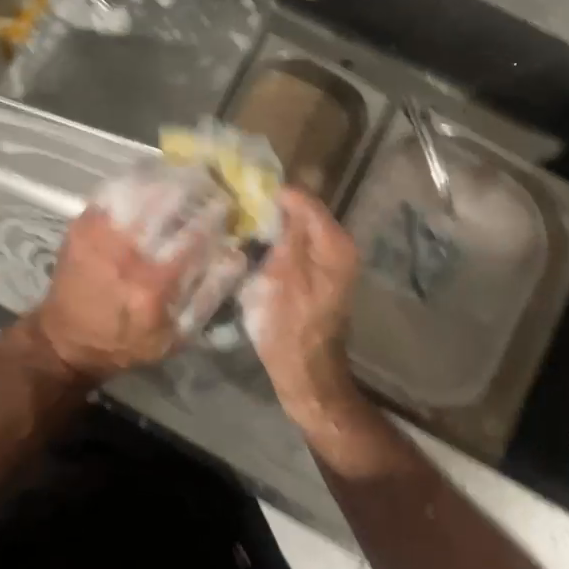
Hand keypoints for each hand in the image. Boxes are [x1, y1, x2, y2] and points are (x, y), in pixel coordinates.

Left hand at [27, 179, 234, 381]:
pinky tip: (154, 177)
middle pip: (169, 201)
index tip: (230, 204)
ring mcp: (101, 233)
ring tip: (186, 173)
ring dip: (169, 176)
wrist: (67, 339)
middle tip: (211, 181)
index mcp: (155, 284)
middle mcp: (127, 253)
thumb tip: (235, 254)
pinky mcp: (83, 222)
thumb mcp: (177, 335)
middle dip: (197, 186)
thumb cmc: (128, 341)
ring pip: (142, 187)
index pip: (196, 233)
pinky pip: (115, 188)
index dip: (218, 213)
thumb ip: (209, 295)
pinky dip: (139, 178)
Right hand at [242, 188, 364, 432]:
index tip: (236, 192)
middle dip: (267, 207)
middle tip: (230, 205)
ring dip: (267, 225)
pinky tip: (248, 246)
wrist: (305, 376)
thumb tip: (278, 194)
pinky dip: (273, 242)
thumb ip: (284, 232)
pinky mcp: (316, 274)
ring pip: (294, 228)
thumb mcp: (281, 277)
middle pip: (299, 211)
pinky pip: (293, 245)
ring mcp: (328, 261)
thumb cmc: (290, 329)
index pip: (301, 198)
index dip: (269, 193)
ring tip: (234, 222)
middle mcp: (338, 246)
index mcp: (334, 243)